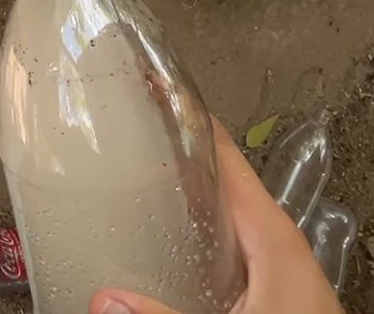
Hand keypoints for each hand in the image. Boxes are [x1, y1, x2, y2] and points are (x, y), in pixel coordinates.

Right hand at [89, 120, 341, 313]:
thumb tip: (98, 296)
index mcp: (273, 230)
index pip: (221, 147)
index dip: (182, 110)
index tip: (143, 80)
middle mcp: (275, 235)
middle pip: (215, 170)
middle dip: (168, 144)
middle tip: (114, 120)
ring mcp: (274, 261)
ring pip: (218, 203)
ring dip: (177, 181)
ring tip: (124, 164)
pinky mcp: (270, 285)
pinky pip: (222, 232)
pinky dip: (190, 216)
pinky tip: (159, 227)